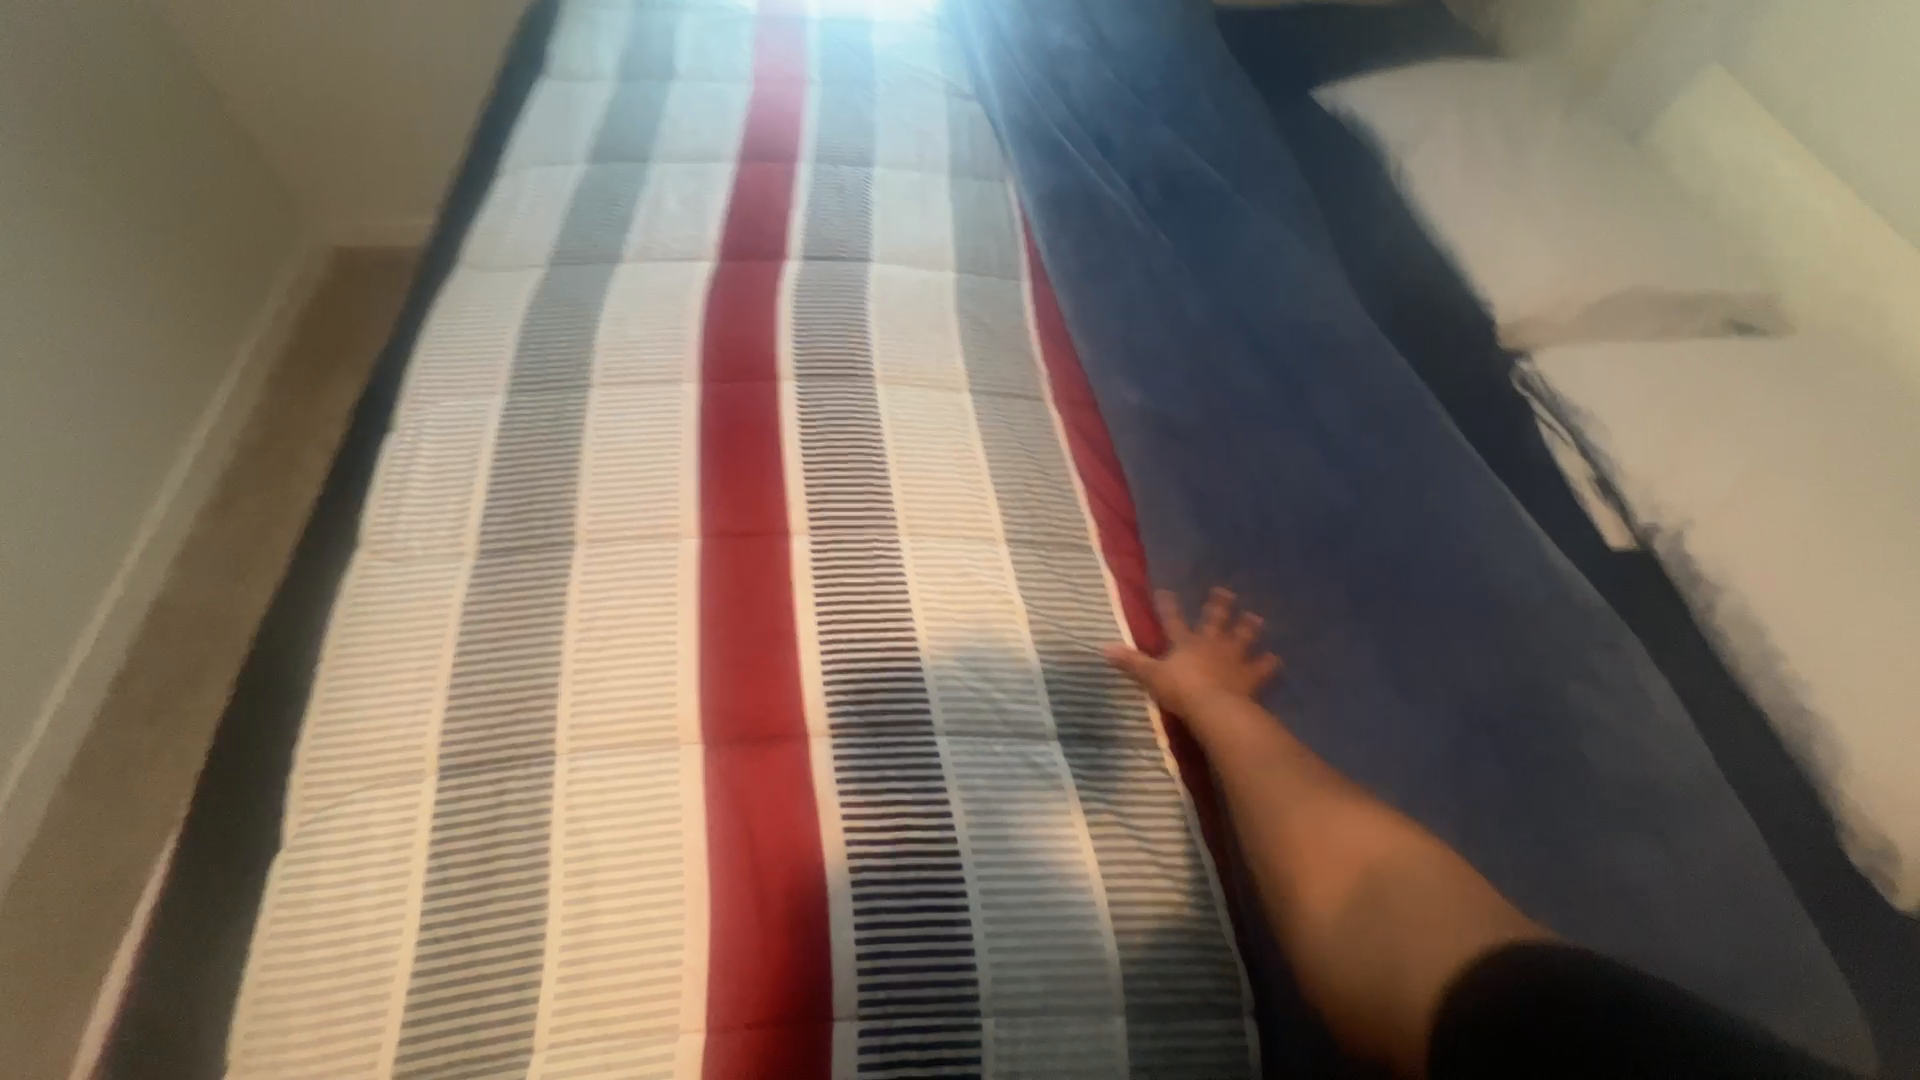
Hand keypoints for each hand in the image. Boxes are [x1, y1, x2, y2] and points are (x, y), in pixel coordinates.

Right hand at [1104, 587, 1281, 718]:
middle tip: (1225, 591)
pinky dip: (1269, 664)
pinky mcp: (1250, 677)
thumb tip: (1104, 647)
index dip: (1169, 606)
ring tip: (1256, 618)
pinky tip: (1276, 659)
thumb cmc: (1180, 690)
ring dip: (1248, 628)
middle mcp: (1211, 645)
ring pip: (1242, 639)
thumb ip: (1131, 662)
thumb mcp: (1151, 676)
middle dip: (1219, 606)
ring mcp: (1233, 659)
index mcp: (1185, 643)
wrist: (1214, 707)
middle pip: (1215, 621)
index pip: (1174, 620)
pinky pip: (1262, 668)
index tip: (1166, 591)